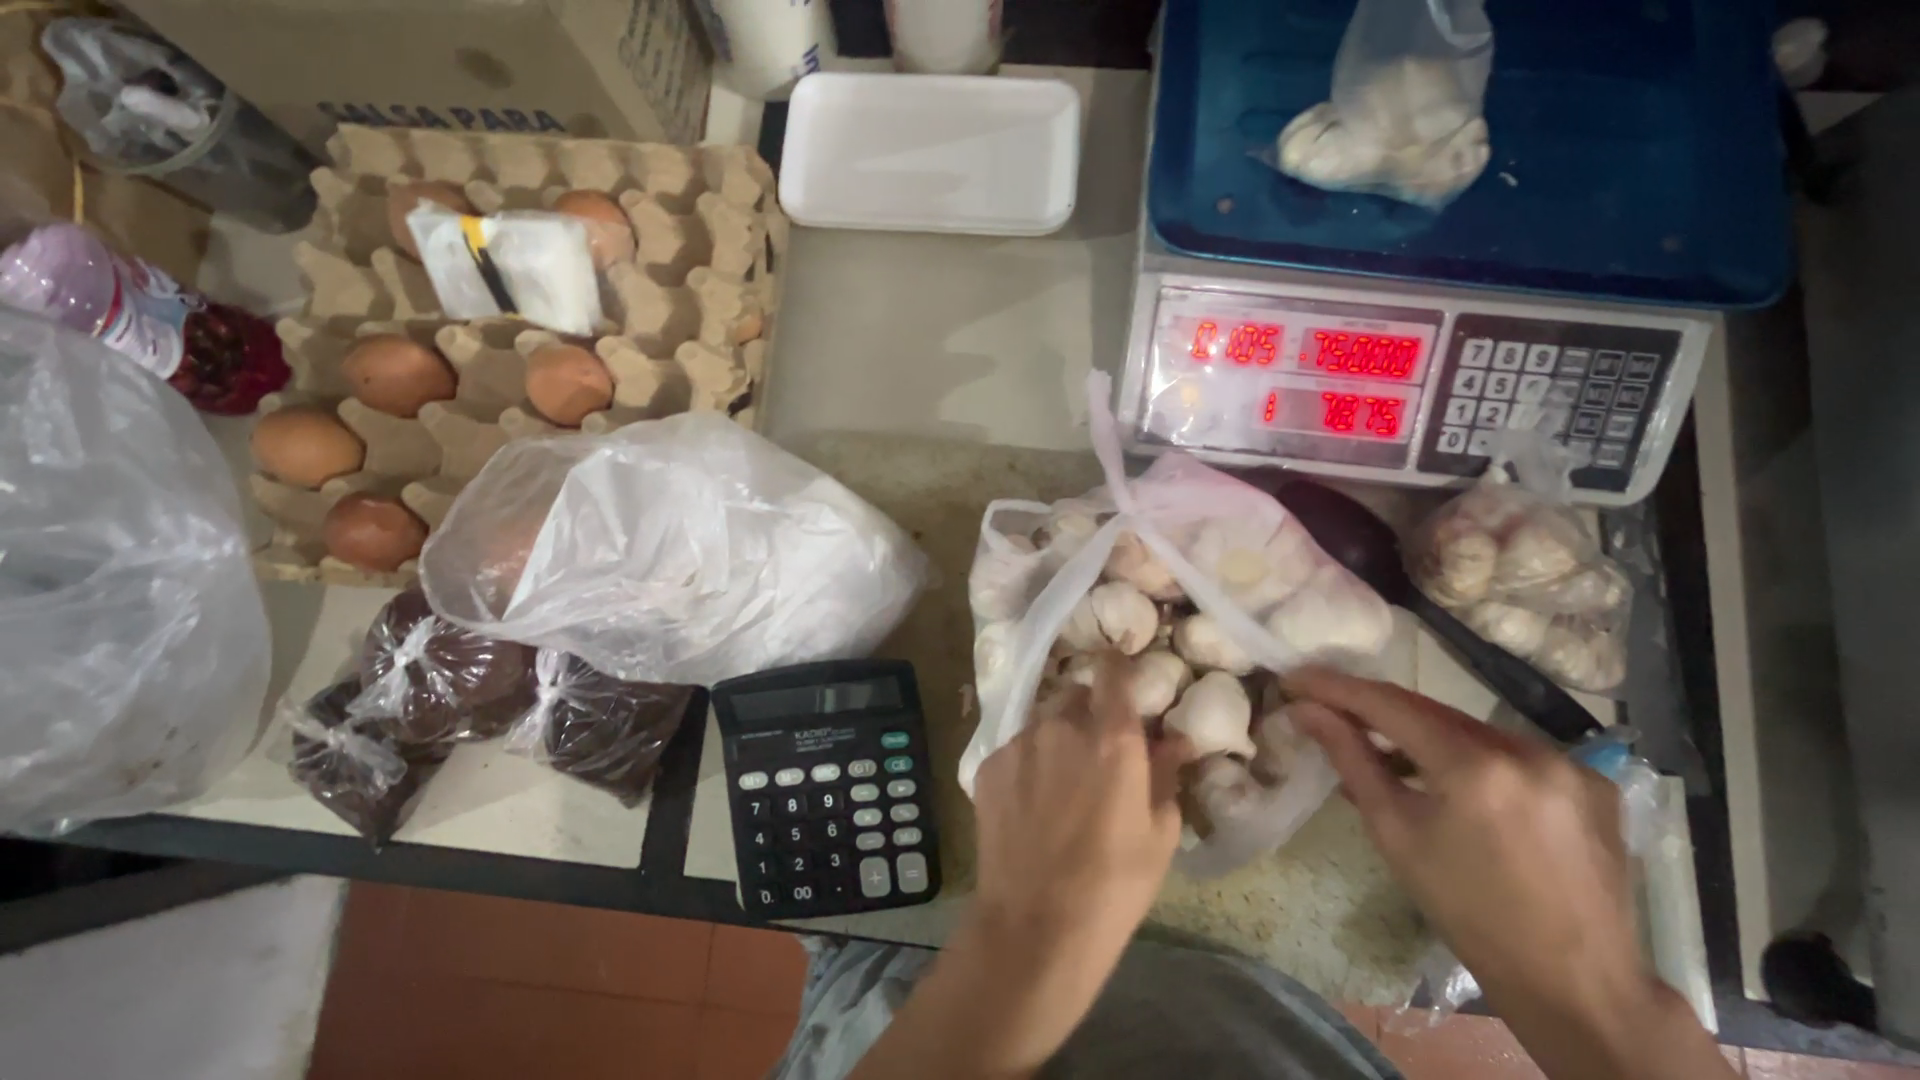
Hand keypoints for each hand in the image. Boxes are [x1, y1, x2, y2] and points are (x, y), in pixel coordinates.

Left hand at [845, 655, 1190, 1079]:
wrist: (1036, 924)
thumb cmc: (1114, 884)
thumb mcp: (1159, 833)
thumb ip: (1165, 774)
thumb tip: (1173, 741)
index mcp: (1113, 737)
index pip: (1113, 671)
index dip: (1118, 668)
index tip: (1122, 675)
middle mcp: (1062, 726)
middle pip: (1075, 695)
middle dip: (1087, 712)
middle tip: (1095, 750)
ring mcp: (1019, 743)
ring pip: (1042, 721)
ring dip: (1055, 737)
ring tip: (1060, 783)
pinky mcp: (987, 766)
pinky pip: (1015, 749)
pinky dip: (1027, 762)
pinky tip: (1030, 803)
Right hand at [1284, 667, 1727, 1079]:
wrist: (1573, 980)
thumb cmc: (1467, 911)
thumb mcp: (1395, 834)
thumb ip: (1352, 760)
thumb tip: (1307, 711)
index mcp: (1476, 767)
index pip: (1391, 705)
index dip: (1337, 687)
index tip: (1296, 678)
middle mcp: (1526, 749)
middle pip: (1432, 711)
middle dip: (1377, 709)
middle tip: (1327, 709)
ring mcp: (1568, 763)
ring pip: (1472, 730)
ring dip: (1424, 735)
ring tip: (1385, 754)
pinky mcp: (1593, 782)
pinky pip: (1512, 752)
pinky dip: (1472, 757)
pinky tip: (1452, 784)